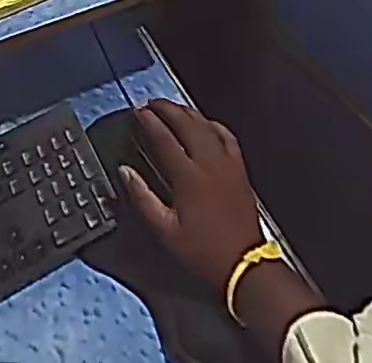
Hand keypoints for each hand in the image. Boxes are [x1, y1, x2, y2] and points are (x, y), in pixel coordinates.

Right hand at [117, 99, 263, 285]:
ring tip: (173, 107)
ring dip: (188, 112)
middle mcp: (209, 165)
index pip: (165, 138)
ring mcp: (227, 166)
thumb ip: (142, 198)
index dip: (149, 121)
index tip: (139, 112)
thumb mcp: (166, 230)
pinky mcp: (240, 172)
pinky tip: (206, 122)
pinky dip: (215, 126)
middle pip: (187, 124)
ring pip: (207, 127)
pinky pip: (229, 139)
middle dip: (167, 109)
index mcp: (189, 178)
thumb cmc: (204, 251)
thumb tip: (125, 172)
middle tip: (152, 103)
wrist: (247, 269)